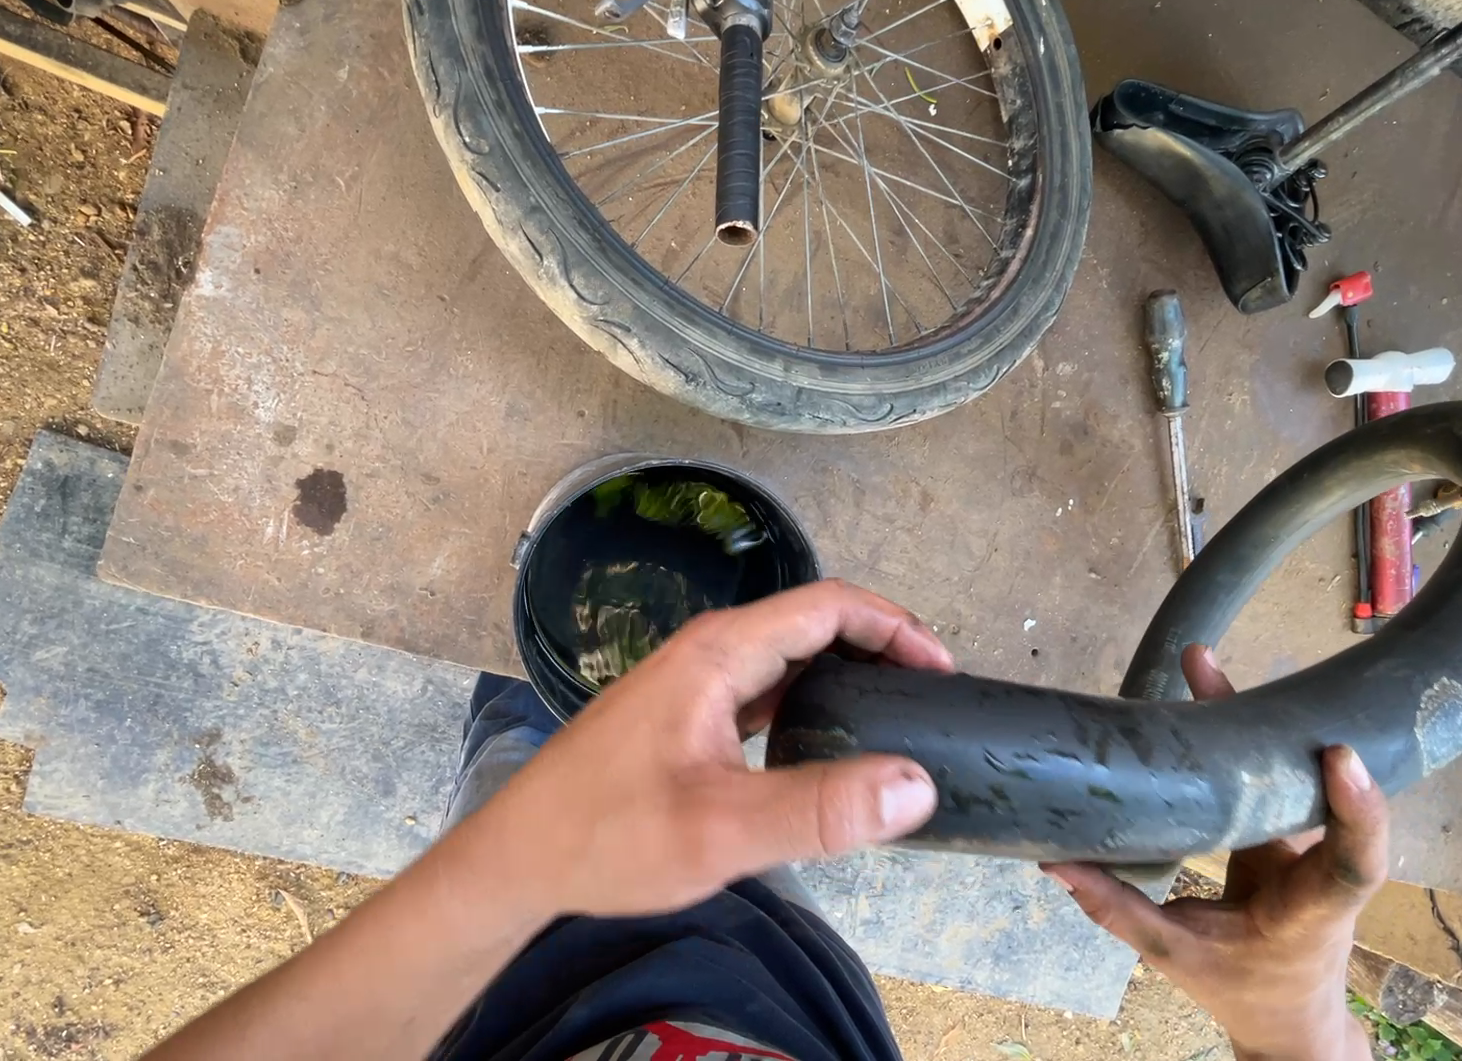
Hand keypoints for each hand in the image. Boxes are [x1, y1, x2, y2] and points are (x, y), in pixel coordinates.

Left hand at [458, 579, 949, 917]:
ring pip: (789, 655)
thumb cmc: (609, 835)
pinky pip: (766, 687)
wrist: (521, 854)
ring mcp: (696, 678)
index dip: (893, 626)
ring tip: (892, 714)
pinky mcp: (689, 709)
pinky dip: (811, 699)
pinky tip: (829, 738)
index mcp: (720, 653)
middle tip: (927, 696)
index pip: (827, 606)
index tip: (940, 670)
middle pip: (812, 623)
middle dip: (878, 647)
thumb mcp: (722, 831)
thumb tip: (915, 784)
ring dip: (846, 673)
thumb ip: (821, 808)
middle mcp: (710, 650)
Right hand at [1043, 645, 1387, 1060]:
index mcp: (1306, 911)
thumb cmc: (1244, 992)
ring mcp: (1300, 846)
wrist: (1294, 1021)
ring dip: (1246, 719)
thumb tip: (1053, 863)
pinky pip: (1266, 780)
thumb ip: (1118, 912)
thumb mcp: (1176, 958)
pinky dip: (1237, 740)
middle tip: (1205, 668)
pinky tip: (1206, 705)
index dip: (1355, 810)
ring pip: (1288, 775)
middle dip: (1266, 725)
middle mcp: (1314, 867)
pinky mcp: (1281, 834)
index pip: (1351, 863)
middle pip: (1316, 792)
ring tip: (1198, 667)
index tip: (1338, 754)